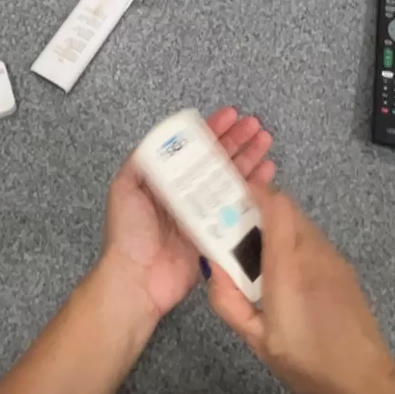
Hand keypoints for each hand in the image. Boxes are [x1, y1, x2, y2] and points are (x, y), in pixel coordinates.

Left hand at [97, 107, 275, 320]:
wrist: (137, 279)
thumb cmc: (129, 231)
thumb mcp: (125, 188)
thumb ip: (141, 162)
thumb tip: (162, 137)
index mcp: (167, 179)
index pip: (193, 147)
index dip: (212, 129)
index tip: (231, 115)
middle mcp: (188, 192)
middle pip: (217, 160)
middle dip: (237, 140)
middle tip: (256, 126)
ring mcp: (205, 212)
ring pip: (232, 179)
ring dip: (250, 158)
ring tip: (266, 142)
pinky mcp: (218, 233)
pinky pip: (240, 207)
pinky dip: (256, 189)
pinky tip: (268, 173)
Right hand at [207, 184, 394, 393]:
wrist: (364, 382)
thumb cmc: (306, 362)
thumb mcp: (256, 340)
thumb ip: (229, 300)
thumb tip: (213, 264)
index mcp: (288, 265)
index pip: (277, 204)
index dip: (255, 192)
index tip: (232, 198)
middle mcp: (313, 251)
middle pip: (288, 209)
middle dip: (260, 210)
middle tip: (236, 230)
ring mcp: (333, 258)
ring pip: (301, 224)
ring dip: (279, 228)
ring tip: (259, 257)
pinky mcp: (344, 268)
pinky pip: (314, 242)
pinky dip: (295, 244)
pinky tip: (289, 276)